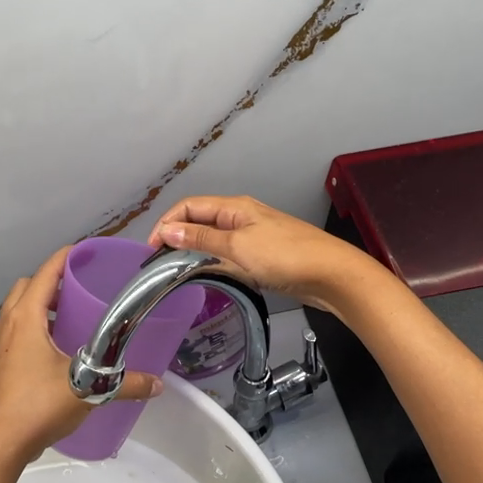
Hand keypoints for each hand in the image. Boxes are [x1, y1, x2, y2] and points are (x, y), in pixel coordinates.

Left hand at [0, 247, 162, 462]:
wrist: (2, 443)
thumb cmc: (39, 406)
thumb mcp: (88, 389)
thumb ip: (127, 384)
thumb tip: (158, 383)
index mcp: (26, 319)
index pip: (46, 274)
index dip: (66, 258)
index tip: (88, 253)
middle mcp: (10, 325)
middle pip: (29, 287)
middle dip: (53, 281)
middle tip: (83, 288)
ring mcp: (2, 345)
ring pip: (21, 309)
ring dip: (43, 305)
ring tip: (74, 315)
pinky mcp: (2, 363)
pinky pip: (19, 330)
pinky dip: (36, 326)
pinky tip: (60, 346)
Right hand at [145, 196, 386, 314]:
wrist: (330, 274)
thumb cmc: (286, 256)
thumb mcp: (238, 247)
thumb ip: (202, 238)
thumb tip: (167, 229)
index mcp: (234, 207)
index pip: (189, 206)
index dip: (166, 223)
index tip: (151, 250)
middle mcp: (241, 217)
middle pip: (199, 220)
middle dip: (176, 236)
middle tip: (160, 263)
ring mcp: (252, 237)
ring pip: (213, 239)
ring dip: (194, 250)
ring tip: (177, 271)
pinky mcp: (261, 257)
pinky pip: (227, 254)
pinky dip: (212, 262)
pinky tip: (208, 276)